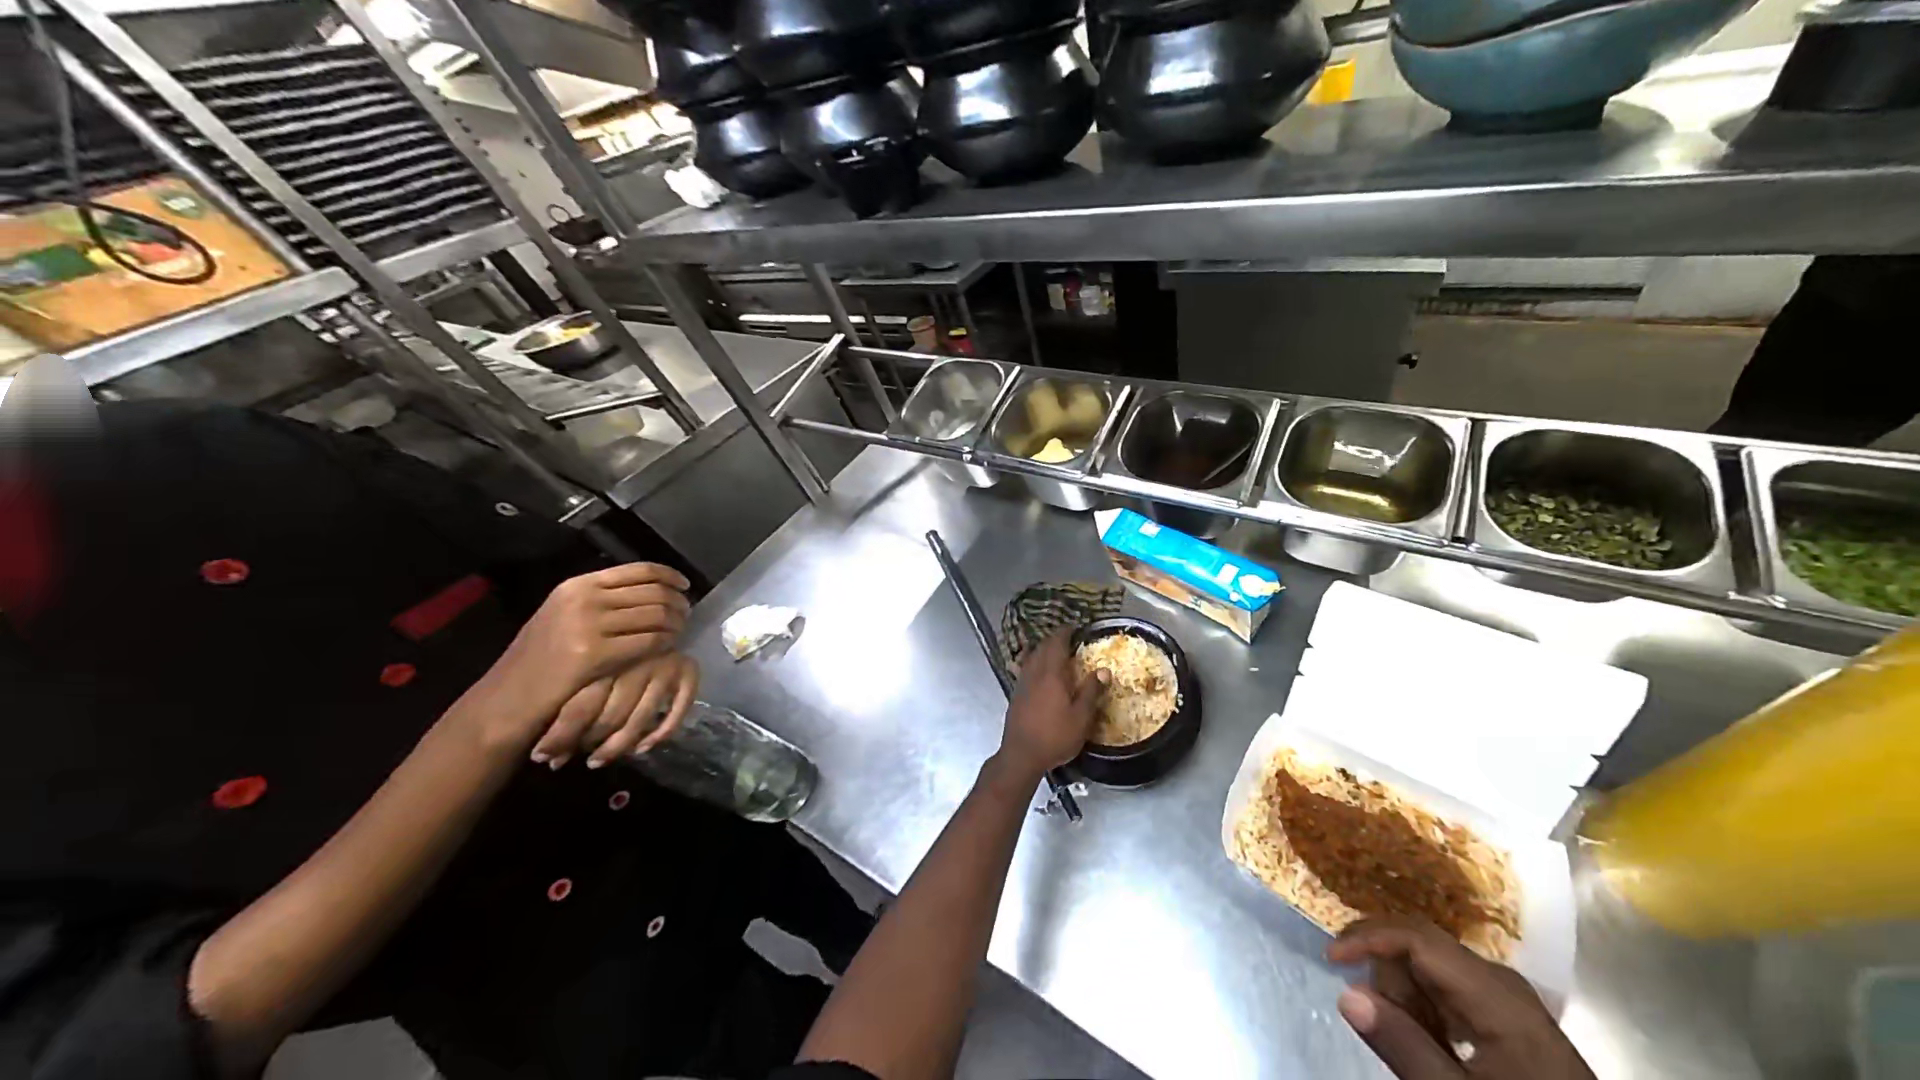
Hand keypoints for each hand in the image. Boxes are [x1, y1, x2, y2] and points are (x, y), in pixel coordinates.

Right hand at [469, 563, 689, 741]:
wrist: (509, 698)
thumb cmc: (541, 660)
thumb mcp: (565, 615)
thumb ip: (602, 600)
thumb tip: (652, 592)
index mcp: (578, 585)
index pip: (640, 570)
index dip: (670, 576)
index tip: (685, 586)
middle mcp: (584, 598)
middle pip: (654, 591)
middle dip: (678, 603)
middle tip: (687, 616)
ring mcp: (588, 624)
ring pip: (657, 615)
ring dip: (676, 624)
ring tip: (679, 633)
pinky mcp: (596, 653)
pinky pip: (650, 641)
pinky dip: (665, 644)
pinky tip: (667, 650)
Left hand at [534, 651, 699, 769]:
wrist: (650, 612)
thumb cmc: (593, 647)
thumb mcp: (575, 663)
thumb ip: (567, 698)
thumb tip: (545, 757)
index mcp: (603, 652)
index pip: (581, 707)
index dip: (560, 737)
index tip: (541, 757)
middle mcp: (635, 658)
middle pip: (612, 715)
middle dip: (588, 743)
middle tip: (571, 760)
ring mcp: (665, 664)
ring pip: (642, 717)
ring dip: (619, 746)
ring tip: (597, 761)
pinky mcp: (689, 669)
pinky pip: (678, 709)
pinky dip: (662, 732)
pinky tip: (643, 747)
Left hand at [995, 631, 1102, 779]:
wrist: (1021, 755)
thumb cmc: (1055, 736)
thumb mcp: (1081, 717)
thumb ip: (1091, 691)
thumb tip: (1103, 669)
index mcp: (1051, 674)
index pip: (1056, 643)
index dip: (1065, 632)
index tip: (1076, 627)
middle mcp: (1034, 673)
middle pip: (1041, 647)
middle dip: (1054, 639)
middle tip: (1069, 639)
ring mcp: (1022, 683)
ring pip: (1031, 657)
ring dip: (1043, 650)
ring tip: (1056, 652)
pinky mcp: (1016, 694)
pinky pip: (1026, 669)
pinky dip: (1035, 663)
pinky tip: (1042, 674)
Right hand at [1326, 918, 1594, 1079]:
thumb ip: (1404, 1047)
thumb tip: (1345, 993)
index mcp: (1496, 995)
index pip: (1417, 937)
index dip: (1367, 938)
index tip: (1330, 960)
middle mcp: (1501, 981)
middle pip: (1421, 946)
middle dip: (1386, 973)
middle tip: (1378, 1019)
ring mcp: (1509, 996)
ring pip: (1432, 966)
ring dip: (1406, 993)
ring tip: (1411, 1041)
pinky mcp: (1509, 1015)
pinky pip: (1450, 988)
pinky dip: (1426, 1007)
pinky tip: (1432, 1043)